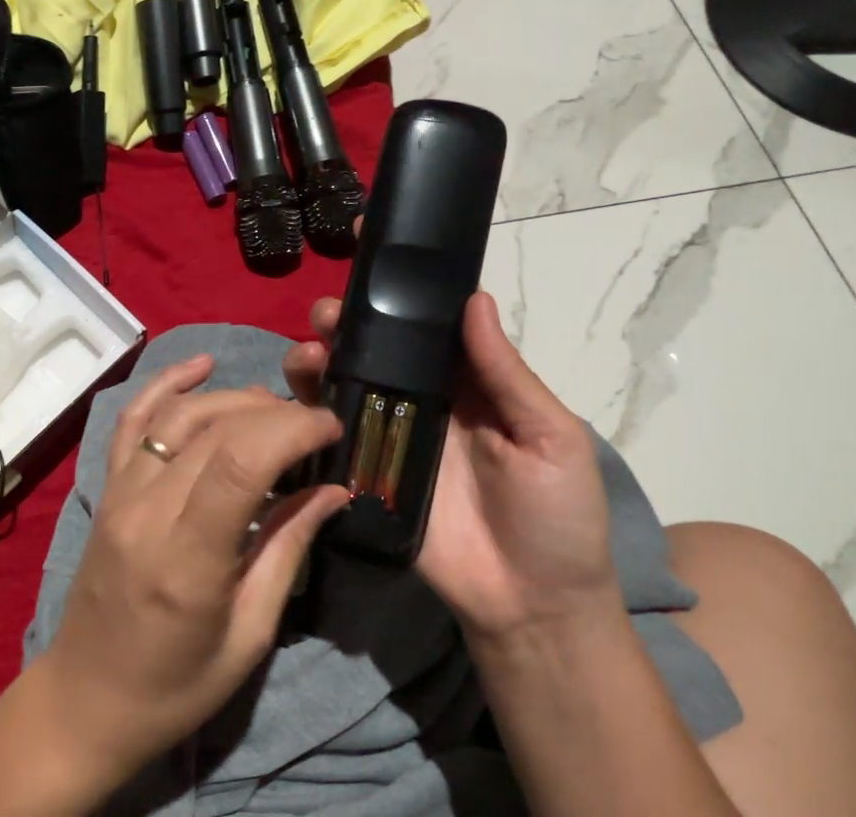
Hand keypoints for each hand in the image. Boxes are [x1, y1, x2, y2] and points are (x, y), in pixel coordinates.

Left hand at [40, 354, 349, 771]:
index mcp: (186, 561)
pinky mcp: (105, 491)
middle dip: (272, 412)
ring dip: (229, 397)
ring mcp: (117, 496)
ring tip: (275, 405)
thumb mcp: (248, 635)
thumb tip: (333, 489)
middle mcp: (145, 513)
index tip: (331, 428)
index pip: (238, 461)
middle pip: (210, 429)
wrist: (87, 698)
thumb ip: (286, 552)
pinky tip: (200, 365)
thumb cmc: (176, 687)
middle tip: (314, 422)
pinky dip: (164, 385)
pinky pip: (130, 422)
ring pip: (174, 416)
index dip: (291, 429)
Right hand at [282, 292, 620, 643]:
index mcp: (469, 384)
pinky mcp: (361, 473)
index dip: (400, 290)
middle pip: (375, 347)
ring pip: (342, 381)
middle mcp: (422, 401)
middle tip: (327, 312)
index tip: (368, 251)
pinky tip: (297, 388)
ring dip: (319, 354)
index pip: (429, 325)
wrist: (530, 604)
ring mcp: (387, 436)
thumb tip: (474, 299)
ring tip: (309, 348)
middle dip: (346, 319)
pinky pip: (327, 432)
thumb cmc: (558, 517)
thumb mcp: (551, 437)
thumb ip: (506, 374)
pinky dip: (306, 405)